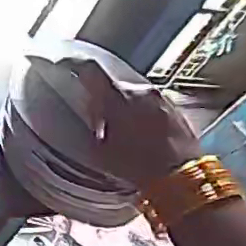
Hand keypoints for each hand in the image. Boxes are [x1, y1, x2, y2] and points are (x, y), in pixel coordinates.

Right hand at [65, 59, 201, 190]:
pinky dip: (138, 114)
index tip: (63, 66)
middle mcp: (142, 91)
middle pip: (113, 85)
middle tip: (92, 117)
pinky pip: (149, 105)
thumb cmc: (138, 167)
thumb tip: (88, 118)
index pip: (90, 70)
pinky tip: (137, 134)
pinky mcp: (176, 110)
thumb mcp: (100, 151)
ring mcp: (162, 99)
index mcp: (118, 98)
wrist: (182, 179)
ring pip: (132, 95)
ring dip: (121, 107)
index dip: (73, 66)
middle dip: (100, 98)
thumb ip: (90, 127)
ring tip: (116, 130)